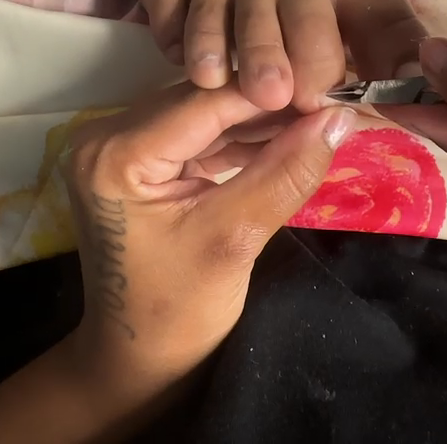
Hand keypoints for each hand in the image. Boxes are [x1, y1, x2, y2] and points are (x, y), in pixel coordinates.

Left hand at [63, 83, 354, 390]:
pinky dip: (241, 137)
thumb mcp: (234, 240)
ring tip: (318, 112)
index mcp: (115, 152)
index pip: (205, 102)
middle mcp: (108, 133)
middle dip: (268, 100)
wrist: (136, 361)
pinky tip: (287, 132)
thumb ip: (284, 173)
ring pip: (204, 114)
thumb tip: (338, 118)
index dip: (270, 89)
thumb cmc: (175, 314)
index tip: (328, 85)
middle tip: (329, 97)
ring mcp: (121, 143)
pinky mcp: (139, 157)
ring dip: (259, 117)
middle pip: (202, 100)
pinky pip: (197, 134)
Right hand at [132, 0, 426, 111]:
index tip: (318, 97)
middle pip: (273, 60)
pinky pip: (165, 27)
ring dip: (218, 69)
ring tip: (219, 77)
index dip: (327, 87)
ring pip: (212, 49)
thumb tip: (425, 80)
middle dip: (276, 86)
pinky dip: (175, 45)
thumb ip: (385, 21)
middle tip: (273, 94)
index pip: (332, 56)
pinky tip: (187, 45)